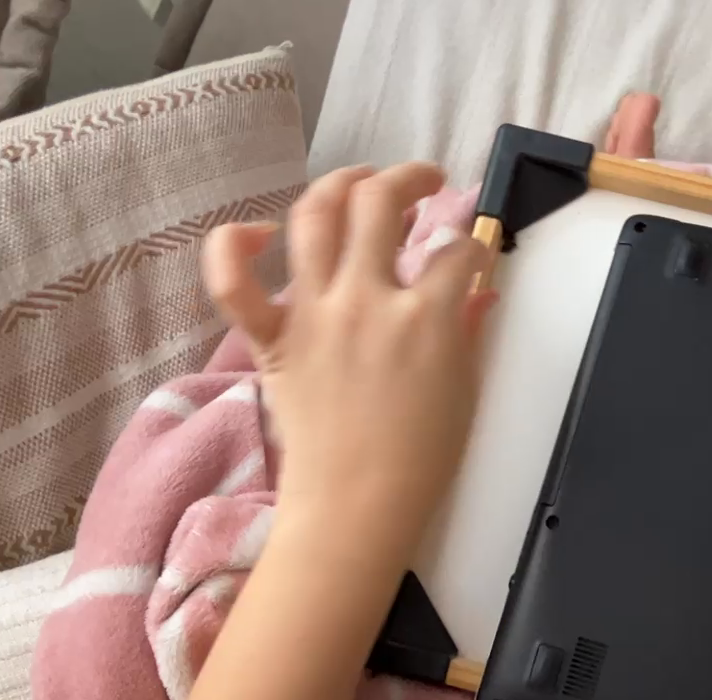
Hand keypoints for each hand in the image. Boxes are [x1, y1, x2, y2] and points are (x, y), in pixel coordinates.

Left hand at [200, 163, 495, 561]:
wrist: (359, 509)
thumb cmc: (422, 462)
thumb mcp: (464, 394)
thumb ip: (470, 334)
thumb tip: (478, 294)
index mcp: (427, 319)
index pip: (455, 254)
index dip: (470, 246)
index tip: (472, 253)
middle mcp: (368, 300)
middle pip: (380, 204)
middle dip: (410, 178)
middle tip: (425, 183)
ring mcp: (314, 315)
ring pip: (315, 215)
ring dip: (340, 183)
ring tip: (360, 182)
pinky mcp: (274, 342)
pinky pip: (234, 283)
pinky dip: (234, 247)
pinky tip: (256, 233)